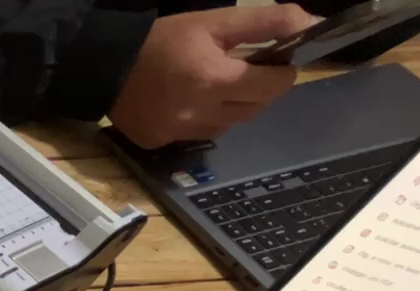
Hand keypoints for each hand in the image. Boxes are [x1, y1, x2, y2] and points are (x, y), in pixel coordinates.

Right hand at [108, 4, 316, 148]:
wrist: (107, 70)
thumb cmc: (164, 41)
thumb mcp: (218, 21)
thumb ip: (269, 22)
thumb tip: (312, 25)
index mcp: (216, 80)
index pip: (274, 86)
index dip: (282, 73)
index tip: (274, 64)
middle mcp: (197, 112)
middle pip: (253, 111)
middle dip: (259, 92)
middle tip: (247, 76)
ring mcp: (174, 131)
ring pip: (226, 126)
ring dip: (231, 109)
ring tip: (216, 92)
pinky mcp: (157, 141)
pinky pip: (194, 135)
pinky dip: (200, 121)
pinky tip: (187, 106)